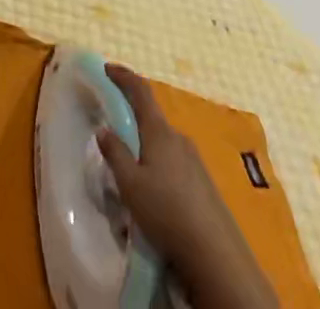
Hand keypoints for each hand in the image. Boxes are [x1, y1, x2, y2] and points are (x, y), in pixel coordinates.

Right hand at [96, 65, 276, 308]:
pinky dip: (156, 164)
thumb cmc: (165, 210)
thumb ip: (115, 153)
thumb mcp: (130, 184)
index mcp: (160, 132)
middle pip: (151, 117)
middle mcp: (179, 138)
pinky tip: (151, 192)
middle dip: (131, 118)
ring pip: (162, 142)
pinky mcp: (202, 180)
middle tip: (111, 130)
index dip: (124, 76)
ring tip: (128, 172)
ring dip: (144, 147)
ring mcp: (194, 159)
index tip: (107, 68)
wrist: (213, 251)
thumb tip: (105, 129)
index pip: (141, 91)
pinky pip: (172, 161)